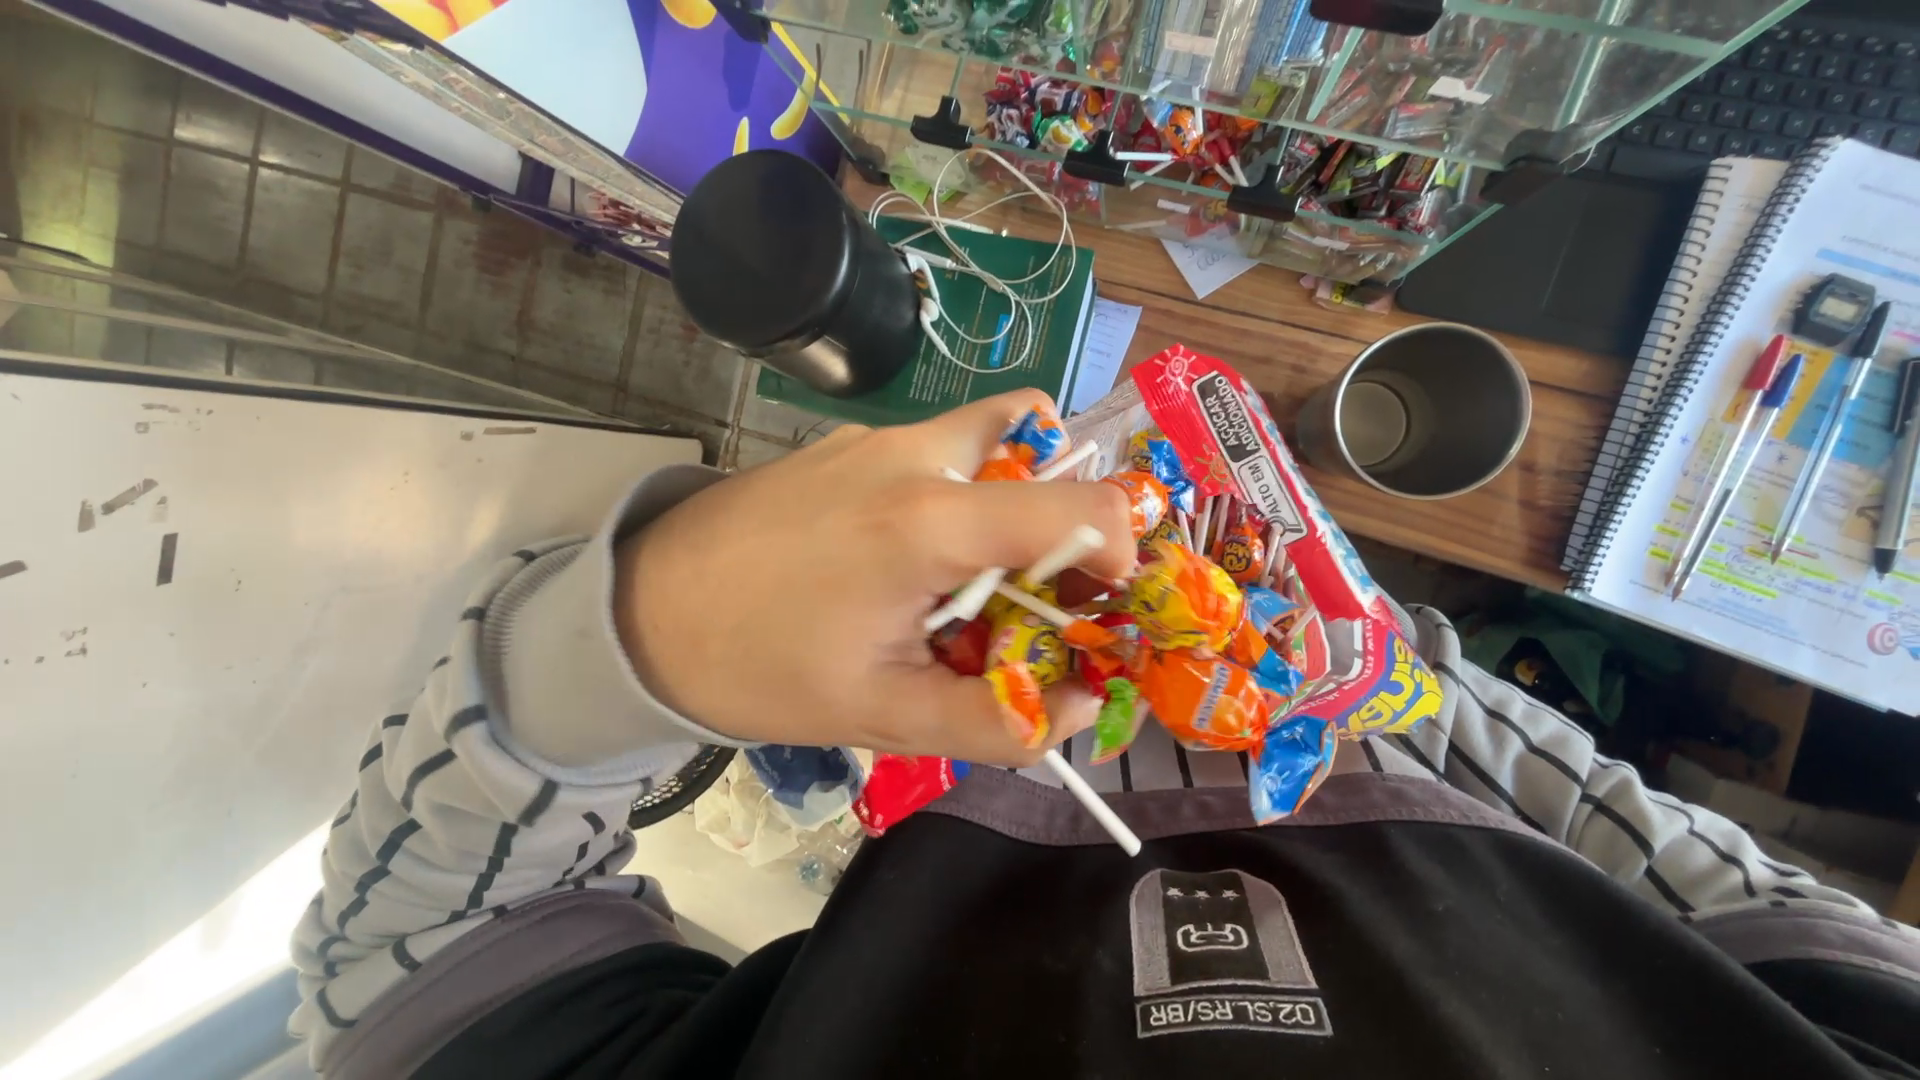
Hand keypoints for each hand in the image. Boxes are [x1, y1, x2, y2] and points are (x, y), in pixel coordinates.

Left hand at [614, 391, 1135, 765]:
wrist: (640, 611)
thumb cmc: (760, 669)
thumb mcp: (884, 716)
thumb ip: (997, 719)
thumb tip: (1081, 704)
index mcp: (930, 522)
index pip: (1081, 506)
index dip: (1122, 550)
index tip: (1104, 599)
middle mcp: (913, 455)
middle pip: (1042, 440)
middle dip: (1070, 512)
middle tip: (1047, 585)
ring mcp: (875, 438)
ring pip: (988, 435)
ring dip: (1014, 493)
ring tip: (980, 572)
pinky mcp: (845, 443)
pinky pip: (936, 448)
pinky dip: (961, 489)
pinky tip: (914, 557)